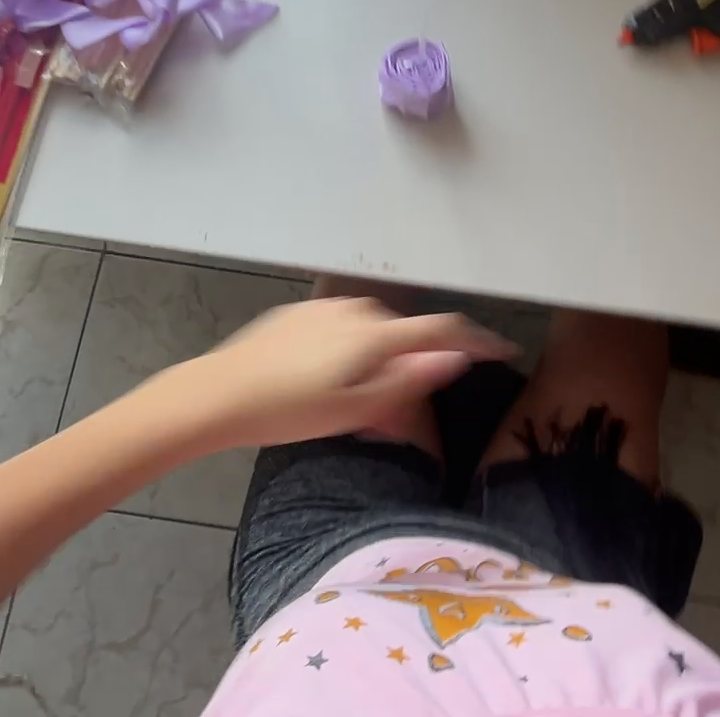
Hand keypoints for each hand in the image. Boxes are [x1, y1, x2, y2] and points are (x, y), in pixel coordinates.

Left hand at [168, 297, 516, 447]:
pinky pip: (345, 329)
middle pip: (404, 334)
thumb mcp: (357, 409)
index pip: (442, 331)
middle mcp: (356, 310)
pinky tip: (328, 379)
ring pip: (373, 333)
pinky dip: (354, 350)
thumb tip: (457, 358)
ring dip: (381, 359)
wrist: (217, 394)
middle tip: (402, 410)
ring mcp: (326, 307)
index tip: (502, 350)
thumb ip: (410, 380)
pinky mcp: (301, 312)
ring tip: (360, 402)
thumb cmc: (290, 411)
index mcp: (375, 333)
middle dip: (414, 365)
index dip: (478, 340)